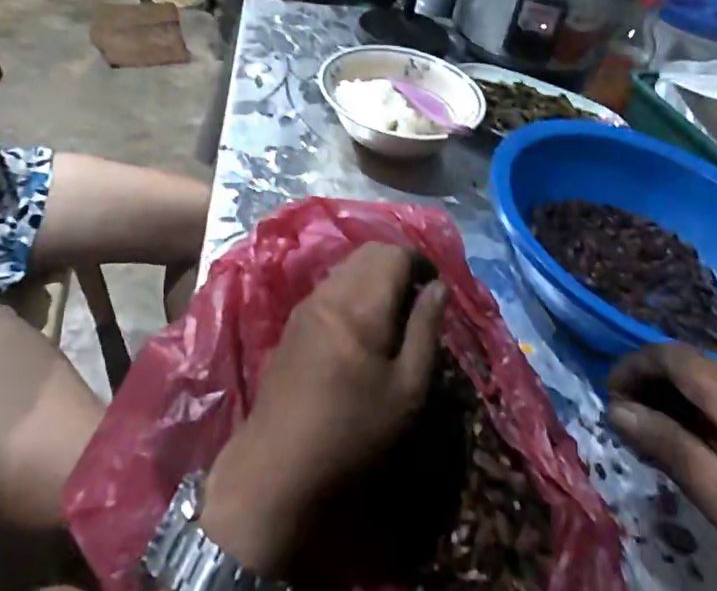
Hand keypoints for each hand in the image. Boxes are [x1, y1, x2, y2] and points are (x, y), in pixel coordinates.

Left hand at [199, 243, 448, 577]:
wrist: (277, 463)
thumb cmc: (353, 430)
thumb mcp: (407, 389)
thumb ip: (425, 330)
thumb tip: (438, 287)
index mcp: (362, 305)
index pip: (395, 254)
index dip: (420, 261)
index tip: (436, 285)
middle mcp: (331, 292)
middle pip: (369, 253)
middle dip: (398, 263)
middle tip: (417, 296)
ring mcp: (307, 304)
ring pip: (347, 265)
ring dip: (374, 274)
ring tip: (392, 311)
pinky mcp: (293, 320)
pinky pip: (331, 284)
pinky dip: (353, 287)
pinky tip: (360, 324)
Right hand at [608, 344, 716, 590]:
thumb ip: (672, 450)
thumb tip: (616, 408)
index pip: (673, 356)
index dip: (633, 366)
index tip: (607, 399)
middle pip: (688, 363)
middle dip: (647, 382)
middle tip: (622, 422)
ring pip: (704, 379)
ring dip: (668, 397)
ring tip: (645, 435)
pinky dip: (694, 410)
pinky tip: (685, 443)